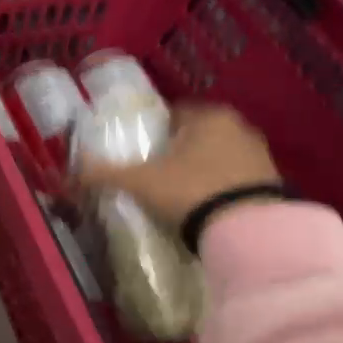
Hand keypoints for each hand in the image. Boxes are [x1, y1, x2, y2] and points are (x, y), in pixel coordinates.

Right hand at [77, 104, 281, 229]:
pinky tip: (197, 203)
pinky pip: (231, 177)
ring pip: (215, 155)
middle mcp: (238, 127)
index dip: (151, 129)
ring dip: (196, 167)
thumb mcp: (139, 182)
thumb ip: (105, 173)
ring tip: (171, 189)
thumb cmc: (190, 189)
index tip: (135, 148)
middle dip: (173, 149)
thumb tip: (71, 170)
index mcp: (208, 116)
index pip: (172, 113)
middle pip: (194, 134)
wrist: (248, 229)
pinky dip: (214, 185)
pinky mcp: (270, 181)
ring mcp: (259, 154)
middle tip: (149, 169)